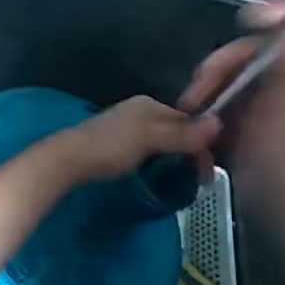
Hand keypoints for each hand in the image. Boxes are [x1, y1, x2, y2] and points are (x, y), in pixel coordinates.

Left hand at [48, 96, 221, 183]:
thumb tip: (218, 123)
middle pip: (175, 129)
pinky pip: (147, 149)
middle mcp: (138, 110)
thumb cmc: (109, 147)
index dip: (202, 143)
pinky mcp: (114, 144)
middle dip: (191, 152)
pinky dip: (158, 160)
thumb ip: (182, 134)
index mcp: (149, 104)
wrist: (66, 160)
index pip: (188, 119)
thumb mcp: (149, 139)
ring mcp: (125, 126)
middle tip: (200, 180)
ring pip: (162, 140)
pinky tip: (158, 173)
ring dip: (176, 158)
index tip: (208, 171)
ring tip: (184, 180)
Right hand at [179, 0, 284, 213]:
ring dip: (209, 95)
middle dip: (220, 68)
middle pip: (255, 55)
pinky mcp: (259, 132)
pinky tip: (203, 135)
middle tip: (194, 96)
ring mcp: (277, 110)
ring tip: (191, 118)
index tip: (245, 21)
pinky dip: (213, 118)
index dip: (273, 18)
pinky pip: (232, 110)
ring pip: (237, 83)